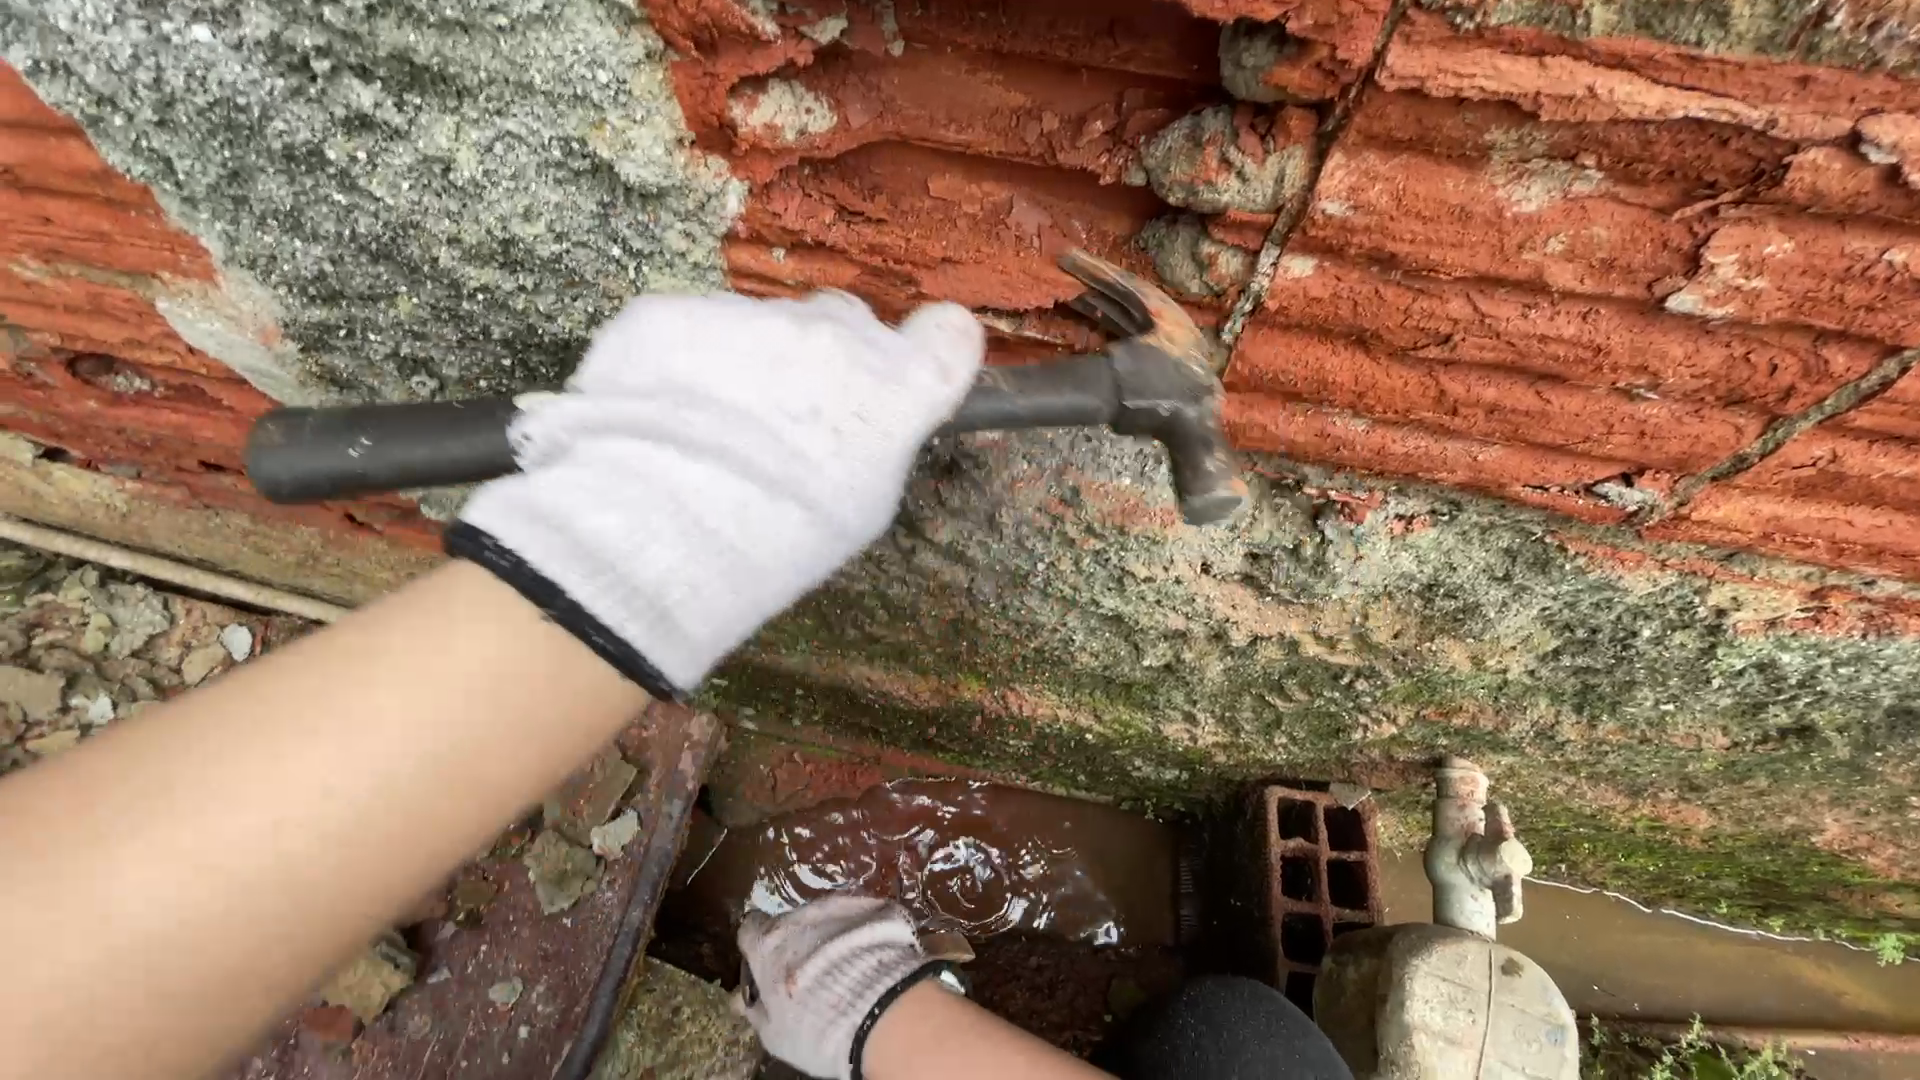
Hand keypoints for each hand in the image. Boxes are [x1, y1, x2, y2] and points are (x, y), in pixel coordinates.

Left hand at [449, 292, 984, 696]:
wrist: (666, 528)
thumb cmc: (784, 537)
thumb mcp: (862, 505)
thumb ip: (878, 435)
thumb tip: (862, 414)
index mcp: (899, 388)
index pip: (950, 335)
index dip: (928, 349)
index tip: (905, 369)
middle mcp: (835, 333)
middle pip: (842, 323)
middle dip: (823, 357)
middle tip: (784, 416)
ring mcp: (753, 314)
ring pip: (759, 325)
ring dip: (745, 360)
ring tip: (707, 430)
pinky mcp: (674, 311)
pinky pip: (690, 327)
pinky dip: (680, 360)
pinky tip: (661, 415)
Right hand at [733, 896, 929, 1079]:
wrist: (879, 1007)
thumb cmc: (816, 1025)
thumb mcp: (775, 1033)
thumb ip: (756, 1010)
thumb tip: (742, 1001)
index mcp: (768, 944)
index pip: (750, 928)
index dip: (756, 944)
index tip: (765, 961)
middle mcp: (799, 916)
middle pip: (790, 923)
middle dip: (797, 942)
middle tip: (811, 973)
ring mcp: (837, 905)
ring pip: (825, 917)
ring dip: (829, 935)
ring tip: (845, 968)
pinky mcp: (871, 905)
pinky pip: (857, 916)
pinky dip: (858, 932)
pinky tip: (869, 958)